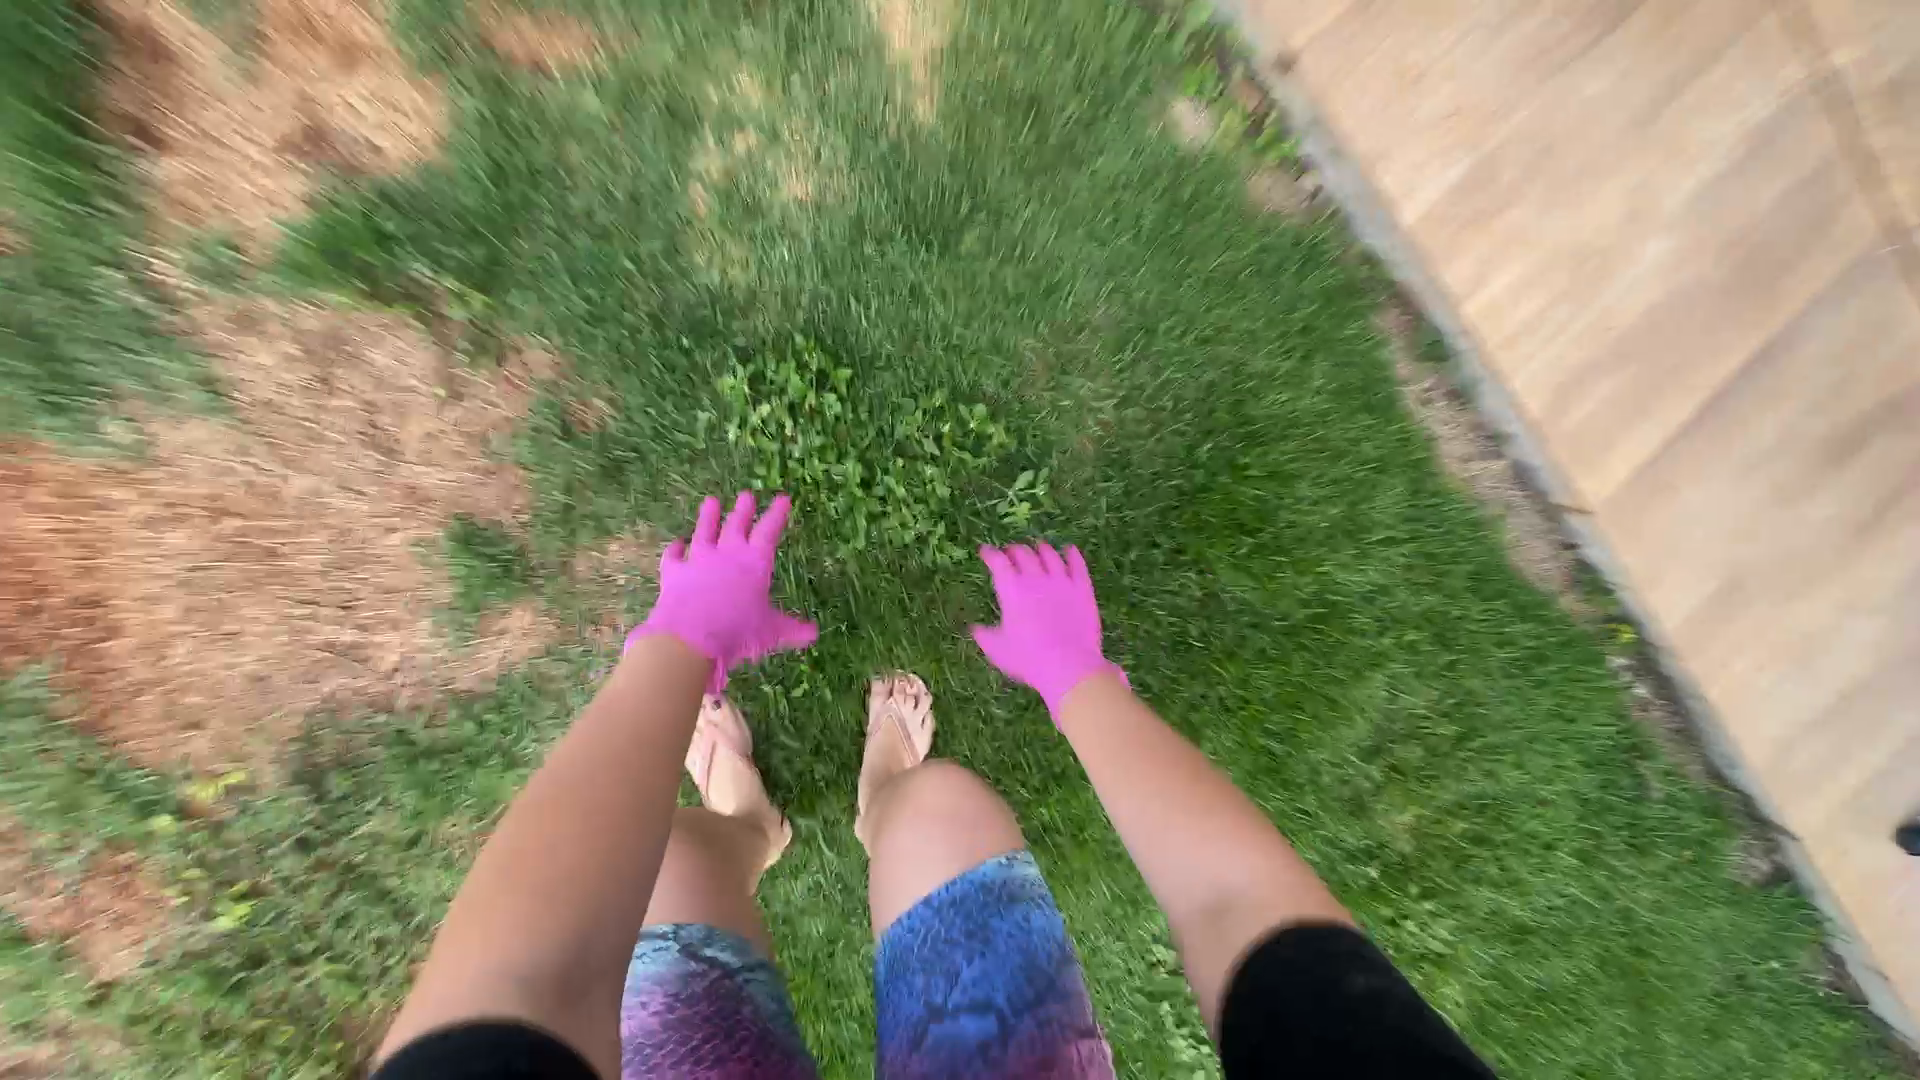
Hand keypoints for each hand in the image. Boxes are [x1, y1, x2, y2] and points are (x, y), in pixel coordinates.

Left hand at [627, 492, 816, 691]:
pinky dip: (675, 549)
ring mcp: (698, 560)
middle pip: (736, 525)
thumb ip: (791, 628)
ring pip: (704, 531)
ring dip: (707, 517)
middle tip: (746, 494)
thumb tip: (813, 633)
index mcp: (755, 562)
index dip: (777, 514)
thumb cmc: (739, 631)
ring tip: (710, 501)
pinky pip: (674, 556)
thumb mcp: (771, 632)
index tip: (783, 498)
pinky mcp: (674, 572)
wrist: (691, 638)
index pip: (769, 531)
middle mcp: (727, 554)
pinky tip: (676, 544)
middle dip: (743, 509)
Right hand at [971, 542, 1124, 720]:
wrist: (1069, 667)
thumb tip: (974, 627)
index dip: (989, 553)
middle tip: (1009, 554)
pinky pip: (1077, 564)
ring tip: (1037, 549)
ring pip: (1049, 554)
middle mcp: (1035, 578)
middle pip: (1023, 553)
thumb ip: (984, 635)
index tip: (985, 551)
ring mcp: (1061, 580)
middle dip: (1013, 550)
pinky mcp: (1082, 588)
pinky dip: (1072, 554)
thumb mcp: (997, 650)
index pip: (997, 561)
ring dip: (1040, 549)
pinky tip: (1069, 550)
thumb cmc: (1028, 659)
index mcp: (1011, 589)